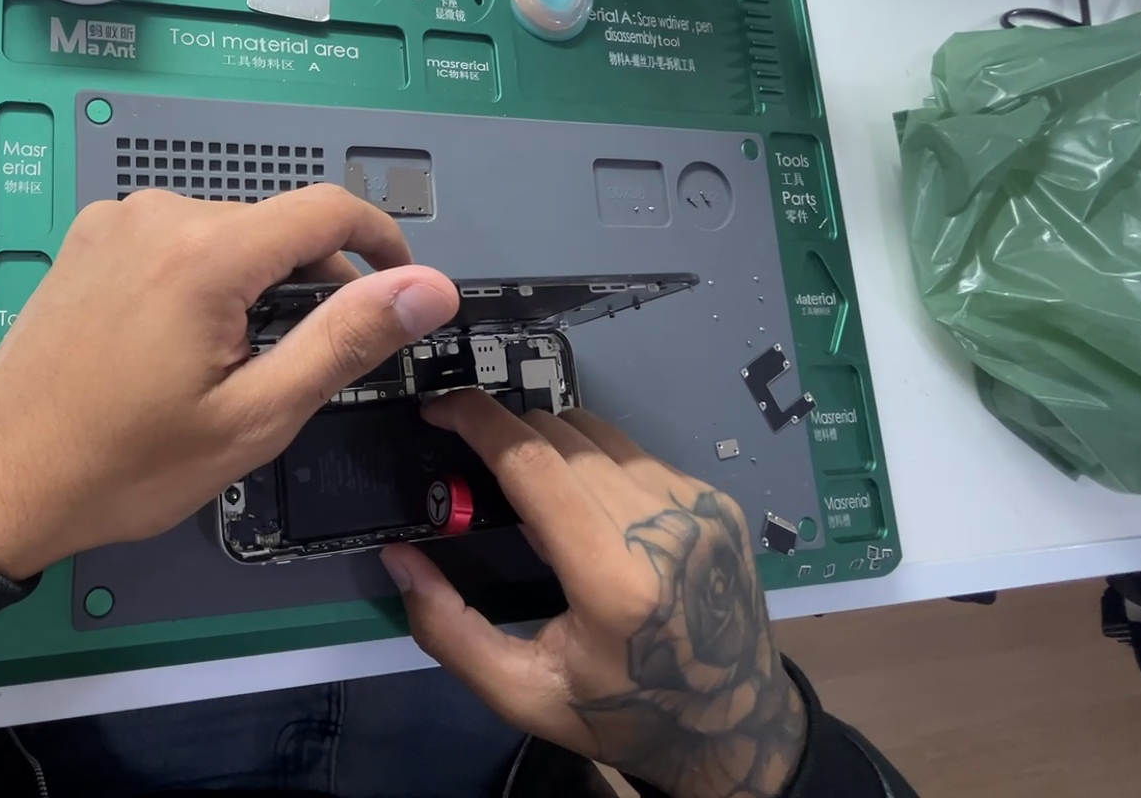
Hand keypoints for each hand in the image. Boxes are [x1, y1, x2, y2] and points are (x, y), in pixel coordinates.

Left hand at [0, 186, 458, 578]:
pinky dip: (206, 273)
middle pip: (273, 225)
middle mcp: (158, 213)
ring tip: (237, 357)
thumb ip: (345, 340)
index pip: (327, 210)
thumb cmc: (130, 463)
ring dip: (255, 280)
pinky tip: (183, 335)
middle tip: (305, 357)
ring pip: (225, 231)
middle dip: (311, 279)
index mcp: (205, 251)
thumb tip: (429, 288)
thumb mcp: (254, 414)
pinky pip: (176, 237)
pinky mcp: (88, 238)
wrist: (2, 477)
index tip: (398, 290)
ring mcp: (115, 220)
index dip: (381, 243)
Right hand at [381, 393, 804, 797]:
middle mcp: (663, 529)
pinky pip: (627, 446)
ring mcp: (696, 508)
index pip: (533, 462)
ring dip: (544, 438)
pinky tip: (584, 499)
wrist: (742, 731)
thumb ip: (447, 628)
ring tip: (531, 484)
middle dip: (502, 432)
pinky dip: (587, 454)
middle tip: (477, 466)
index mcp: (612, 580)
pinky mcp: (714, 500)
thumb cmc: (622, 712)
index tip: (438, 408)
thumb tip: (399, 557)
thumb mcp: (520, 692)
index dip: (477, 421)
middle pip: (556, 433)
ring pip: (591, 428)